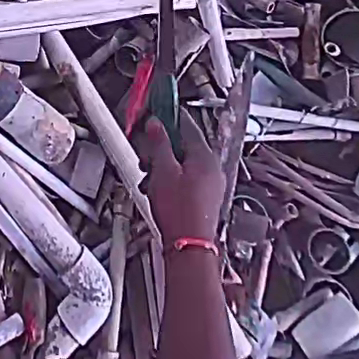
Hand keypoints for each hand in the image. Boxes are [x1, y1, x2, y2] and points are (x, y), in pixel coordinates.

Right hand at [142, 113, 224, 243]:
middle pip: (183, 145)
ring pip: (183, 163)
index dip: (169, 116)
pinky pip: (185, 179)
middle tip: (146, 155)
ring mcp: (210, 185)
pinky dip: (170, 179)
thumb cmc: (179, 212)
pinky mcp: (204, 199)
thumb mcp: (162, 170)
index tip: (158, 110)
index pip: (187, 125)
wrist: (189, 248)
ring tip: (149, 178)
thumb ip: (158, 143)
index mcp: (205, 157)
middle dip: (161, 148)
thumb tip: (156, 125)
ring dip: (163, 166)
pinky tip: (157, 190)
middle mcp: (212, 169)